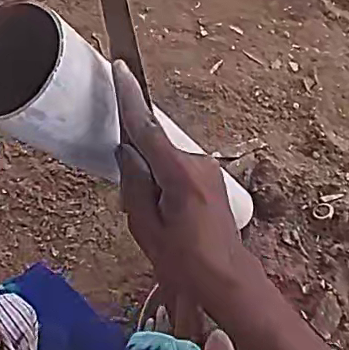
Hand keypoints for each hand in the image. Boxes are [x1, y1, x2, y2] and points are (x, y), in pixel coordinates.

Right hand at [113, 60, 265, 330]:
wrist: (227, 280)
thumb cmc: (188, 263)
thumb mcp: (146, 228)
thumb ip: (133, 185)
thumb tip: (126, 152)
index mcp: (180, 175)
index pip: (147, 128)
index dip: (130, 97)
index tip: (121, 69)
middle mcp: (198, 164)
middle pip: (154, 147)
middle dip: (137, 165)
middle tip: (138, 206)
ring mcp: (208, 170)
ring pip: (165, 160)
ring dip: (152, 179)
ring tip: (156, 219)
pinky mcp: (211, 179)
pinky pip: (178, 169)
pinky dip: (165, 182)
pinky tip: (167, 215)